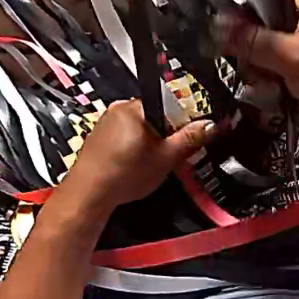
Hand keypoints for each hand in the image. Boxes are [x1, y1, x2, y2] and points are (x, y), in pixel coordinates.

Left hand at [53, 101, 214, 214]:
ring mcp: (106, 122)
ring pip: (139, 126)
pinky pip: (124, 135)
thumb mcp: (165, 158)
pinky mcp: (98, 136)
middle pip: (154, 115)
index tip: (188, 140)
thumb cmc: (125, 174)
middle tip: (170, 156)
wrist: (88, 194)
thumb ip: (189, 139)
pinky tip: (133, 166)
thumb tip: (210, 125)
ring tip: (150, 164)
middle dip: (165, 134)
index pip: (170, 104)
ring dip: (149, 142)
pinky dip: (133, 147)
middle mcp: (119, 108)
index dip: (183, 123)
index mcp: (135, 106)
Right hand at [221, 0, 298, 145]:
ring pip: (262, 59)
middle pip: (259, 32)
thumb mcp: (292, 55)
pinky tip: (270, 98)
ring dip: (259, 75)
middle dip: (251, 53)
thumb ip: (253, 41)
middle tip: (251, 66)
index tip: (224, 29)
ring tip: (266, 87)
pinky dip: (268, 89)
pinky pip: (272, 79)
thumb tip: (218, 26)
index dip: (243, 12)